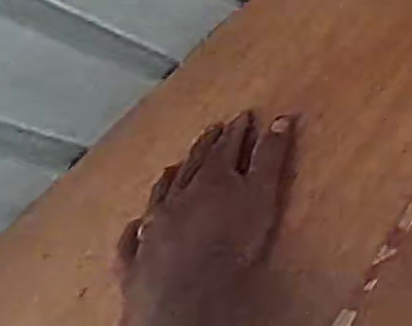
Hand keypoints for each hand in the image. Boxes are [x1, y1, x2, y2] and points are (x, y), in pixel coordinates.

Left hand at [116, 111, 295, 325]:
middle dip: (205, 145)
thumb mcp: (264, 193)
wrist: (186, 296)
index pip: (227, 145)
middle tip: (212, 130)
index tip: (244, 116)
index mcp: (212, 178)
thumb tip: (281, 119)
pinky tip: (135, 224)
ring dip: (169, 178)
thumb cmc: (233, 241)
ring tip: (173, 166)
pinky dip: (134, 229)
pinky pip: (130, 241)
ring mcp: (153, 228)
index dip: (237, 129)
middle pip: (193, 164)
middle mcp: (179, 196)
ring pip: (160, 195)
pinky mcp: (136, 261)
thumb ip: (271, 156)